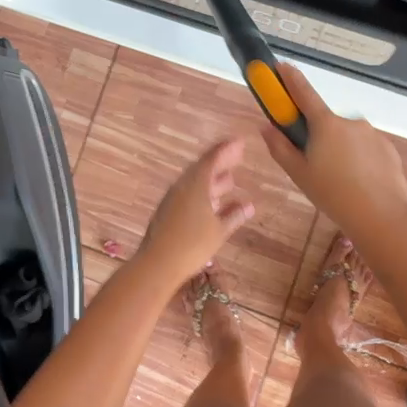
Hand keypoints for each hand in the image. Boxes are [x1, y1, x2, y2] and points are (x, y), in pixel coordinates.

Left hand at [135, 136, 255, 285]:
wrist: (157, 264)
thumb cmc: (192, 246)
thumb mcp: (219, 231)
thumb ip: (234, 216)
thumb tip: (249, 205)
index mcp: (195, 185)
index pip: (212, 159)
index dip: (226, 150)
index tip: (240, 142)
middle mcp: (182, 187)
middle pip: (203, 168)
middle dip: (221, 162)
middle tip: (238, 156)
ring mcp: (173, 199)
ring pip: (195, 182)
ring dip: (212, 179)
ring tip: (229, 180)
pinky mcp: (168, 211)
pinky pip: (188, 193)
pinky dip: (203, 193)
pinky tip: (213, 203)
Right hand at [259, 64, 406, 240]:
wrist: (383, 217)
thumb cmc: (333, 194)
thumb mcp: (298, 174)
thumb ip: (280, 147)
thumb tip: (267, 127)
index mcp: (325, 124)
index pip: (304, 92)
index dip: (290, 78)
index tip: (280, 66)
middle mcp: (350, 121)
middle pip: (326, 123)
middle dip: (318, 138)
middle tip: (315, 167)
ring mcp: (372, 134)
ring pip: (347, 139)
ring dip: (340, 152)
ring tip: (341, 184)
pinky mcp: (388, 149)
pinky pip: (366, 150)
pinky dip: (359, 161)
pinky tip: (359, 184)